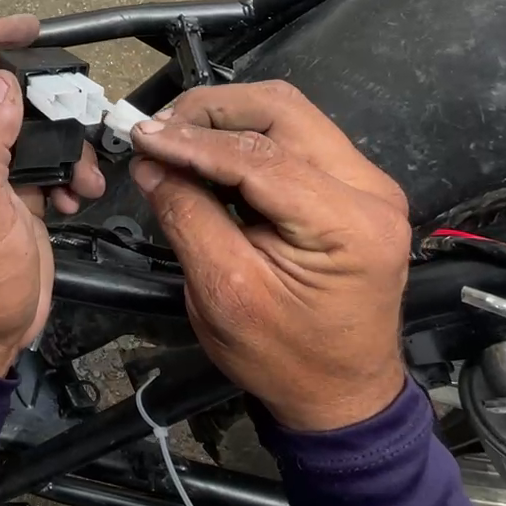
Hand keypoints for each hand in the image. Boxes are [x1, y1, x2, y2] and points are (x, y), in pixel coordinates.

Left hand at [0, 15, 105, 375]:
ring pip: (34, 123)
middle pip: (2, 88)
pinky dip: (70, 170)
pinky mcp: (20, 191)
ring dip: (65, 138)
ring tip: (80, 173)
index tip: (30, 29)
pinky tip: (76, 195)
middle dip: (44, 91)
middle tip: (75, 106)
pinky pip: (50, 160)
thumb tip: (1, 83)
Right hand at [129, 80, 411, 431]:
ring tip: (171, 141)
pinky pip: (286, 136)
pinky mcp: (345, 185)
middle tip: (155, 132)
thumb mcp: (221, 292)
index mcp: (348, 224)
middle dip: (207, 111)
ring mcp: (362, 183)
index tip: (137, 135)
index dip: (189, 140)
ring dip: (219, 118)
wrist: (341, 395)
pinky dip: (235, 135)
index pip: (257, 155)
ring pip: (282, 113)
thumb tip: (149, 162)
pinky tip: (200, 155)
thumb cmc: (286, 357)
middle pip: (279, 110)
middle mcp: (367, 190)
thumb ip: (185, 215)